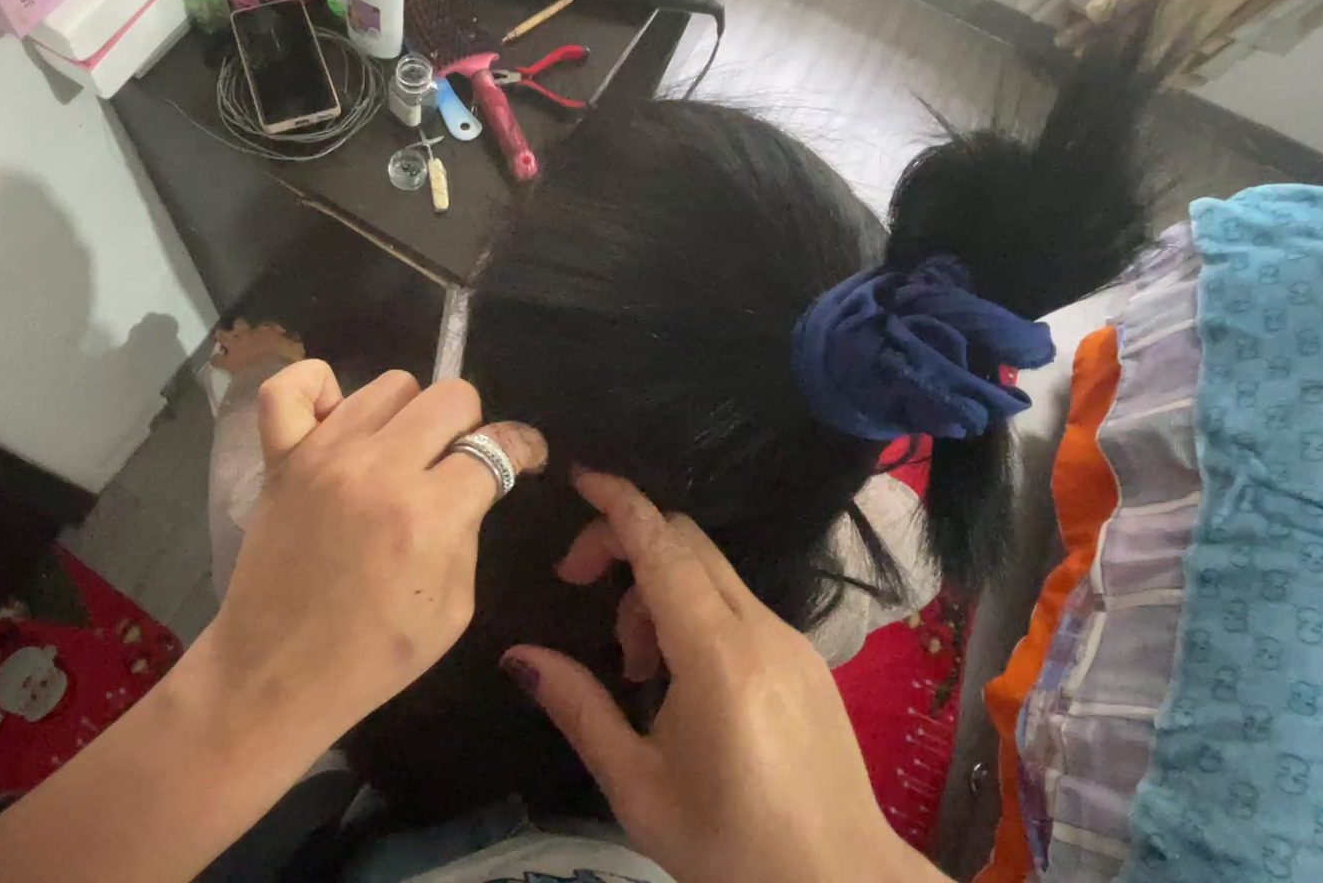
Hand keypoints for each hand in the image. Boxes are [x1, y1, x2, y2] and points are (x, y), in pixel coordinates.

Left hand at [206, 360, 547, 745]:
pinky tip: (336, 421)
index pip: (495, 445)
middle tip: (454, 464)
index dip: (521, 448)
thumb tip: (473, 480)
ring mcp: (323, 455)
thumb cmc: (372, 657)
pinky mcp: (280, 457)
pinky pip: (293, 386)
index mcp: (428, 514)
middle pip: (451, 396)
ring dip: (409, 415)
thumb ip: (469, 531)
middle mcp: (378, 468)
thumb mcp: (453, 610)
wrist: (275, 676)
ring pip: (390, 384)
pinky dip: (321, 389)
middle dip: (469, 427)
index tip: (522, 455)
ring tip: (398, 455)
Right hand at [503, 471, 942, 882]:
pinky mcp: (804, 655)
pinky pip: (735, 600)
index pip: (661, 544)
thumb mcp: (636, 785)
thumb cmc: (731, 846)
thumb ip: (576, 706)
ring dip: (656, 589)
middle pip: (683, 540)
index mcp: (716, 654)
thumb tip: (517, 654)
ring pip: (708, 570)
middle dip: (624, 545)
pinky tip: (681, 676)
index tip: (578, 476)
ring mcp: (790, 637)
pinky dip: (692, 609)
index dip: (617, 501)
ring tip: (637, 665)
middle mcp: (760, 627)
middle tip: (581, 590)